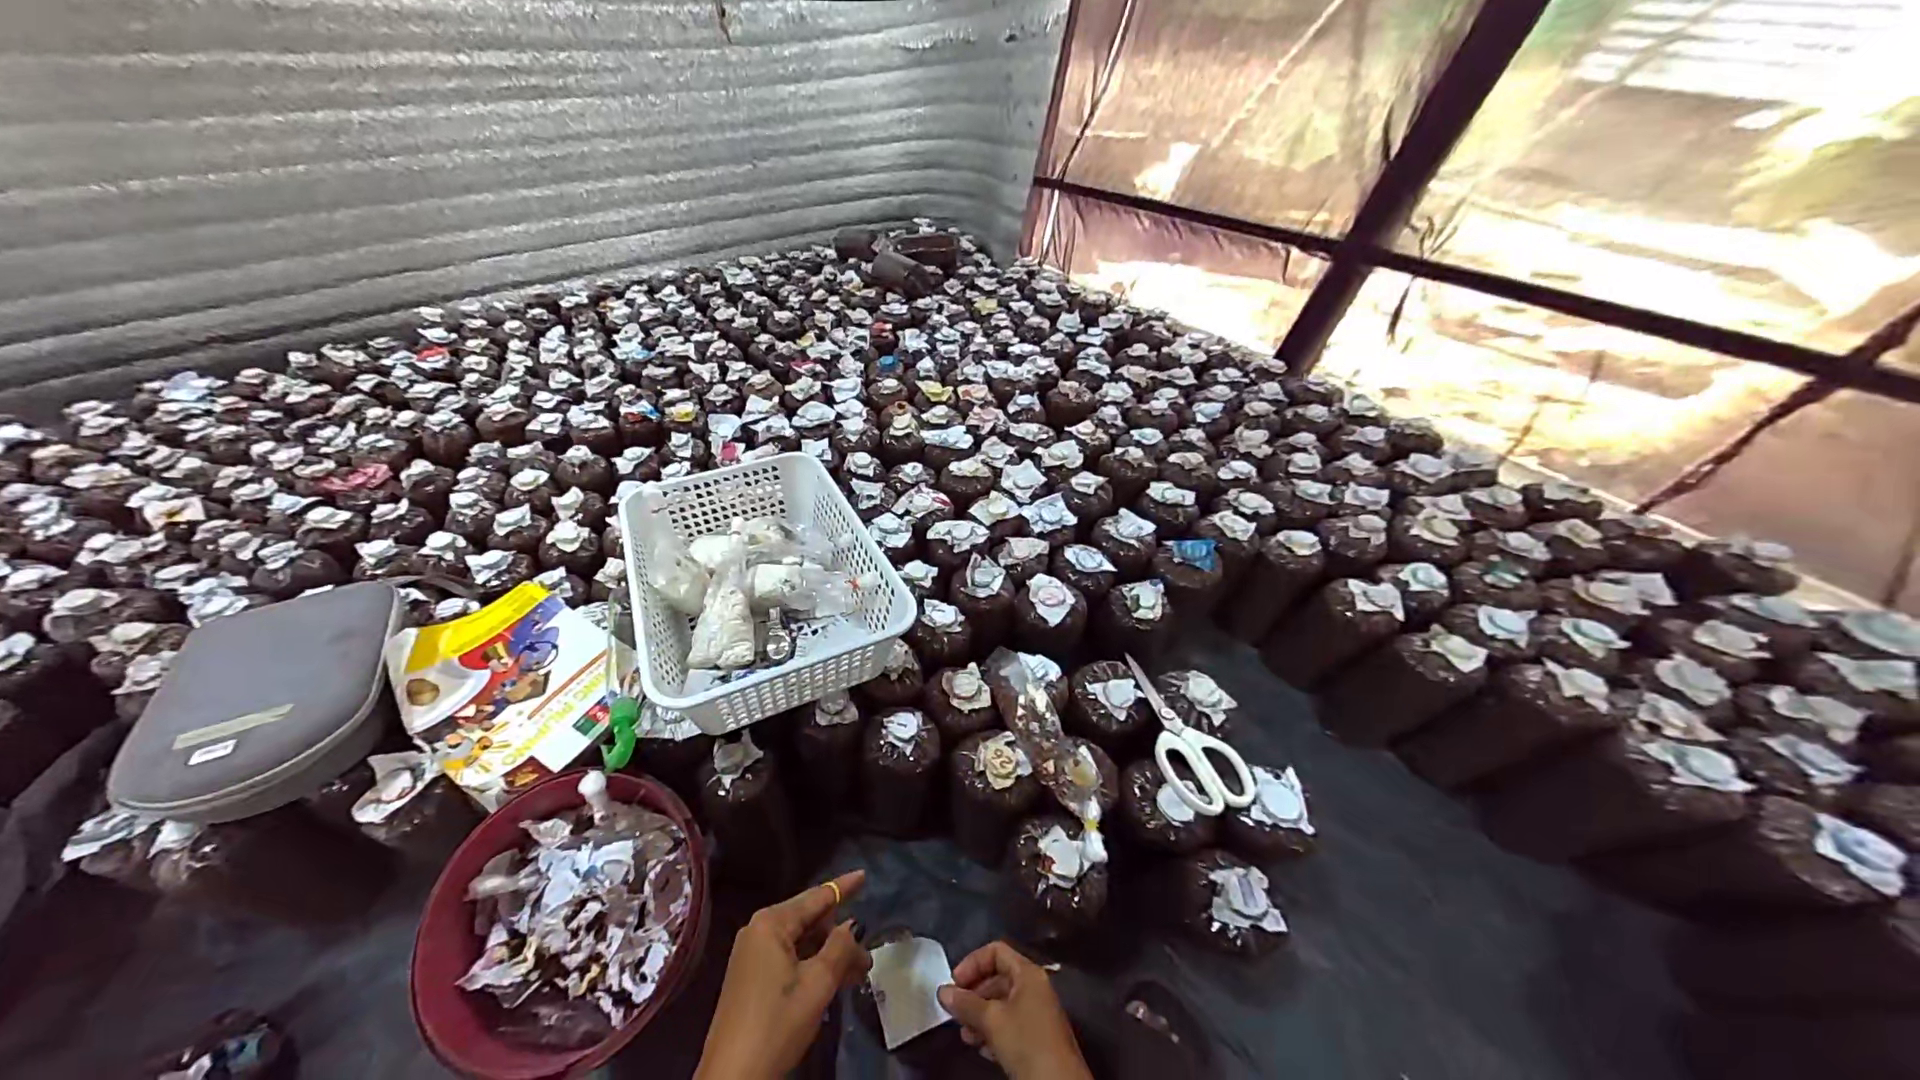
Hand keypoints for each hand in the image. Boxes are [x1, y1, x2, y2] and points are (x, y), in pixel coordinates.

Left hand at [695, 870, 869, 1079]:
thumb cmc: (777, 1023)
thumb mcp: (818, 983)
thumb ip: (840, 947)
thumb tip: (852, 924)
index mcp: (771, 923)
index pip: (816, 897)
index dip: (843, 887)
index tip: (864, 875)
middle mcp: (758, 931)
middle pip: (809, 920)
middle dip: (839, 934)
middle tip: (866, 955)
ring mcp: (752, 955)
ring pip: (801, 942)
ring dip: (829, 954)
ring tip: (858, 972)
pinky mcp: (751, 978)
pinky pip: (789, 958)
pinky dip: (813, 965)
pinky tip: (834, 981)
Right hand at [938, 941, 1090, 1079]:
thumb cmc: (1026, 1043)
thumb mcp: (992, 1021)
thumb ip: (966, 1003)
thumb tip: (943, 991)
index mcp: (1027, 974)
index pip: (996, 952)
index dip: (973, 963)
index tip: (954, 984)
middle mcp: (1034, 988)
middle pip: (997, 978)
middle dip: (973, 994)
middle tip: (955, 1012)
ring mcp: (1036, 1014)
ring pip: (1001, 1004)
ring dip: (980, 1016)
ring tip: (966, 1036)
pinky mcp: (1036, 1038)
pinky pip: (1009, 1025)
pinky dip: (993, 1032)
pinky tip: (981, 1048)